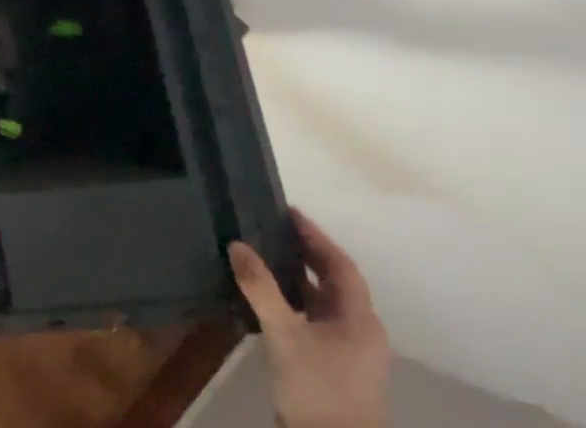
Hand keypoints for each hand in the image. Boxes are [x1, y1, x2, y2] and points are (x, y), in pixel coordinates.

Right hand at [230, 208, 390, 427]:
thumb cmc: (317, 385)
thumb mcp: (284, 334)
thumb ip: (262, 289)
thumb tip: (238, 244)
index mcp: (359, 319)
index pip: (341, 267)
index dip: (317, 237)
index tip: (289, 212)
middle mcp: (359, 330)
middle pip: (334, 282)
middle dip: (306, 253)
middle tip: (271, 227)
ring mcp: (347, 349)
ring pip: (322, 301)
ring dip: (297, 277)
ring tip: (263, 254)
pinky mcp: (331, 362)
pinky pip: (312, 318)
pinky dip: (292, 300)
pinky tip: (266, 298)